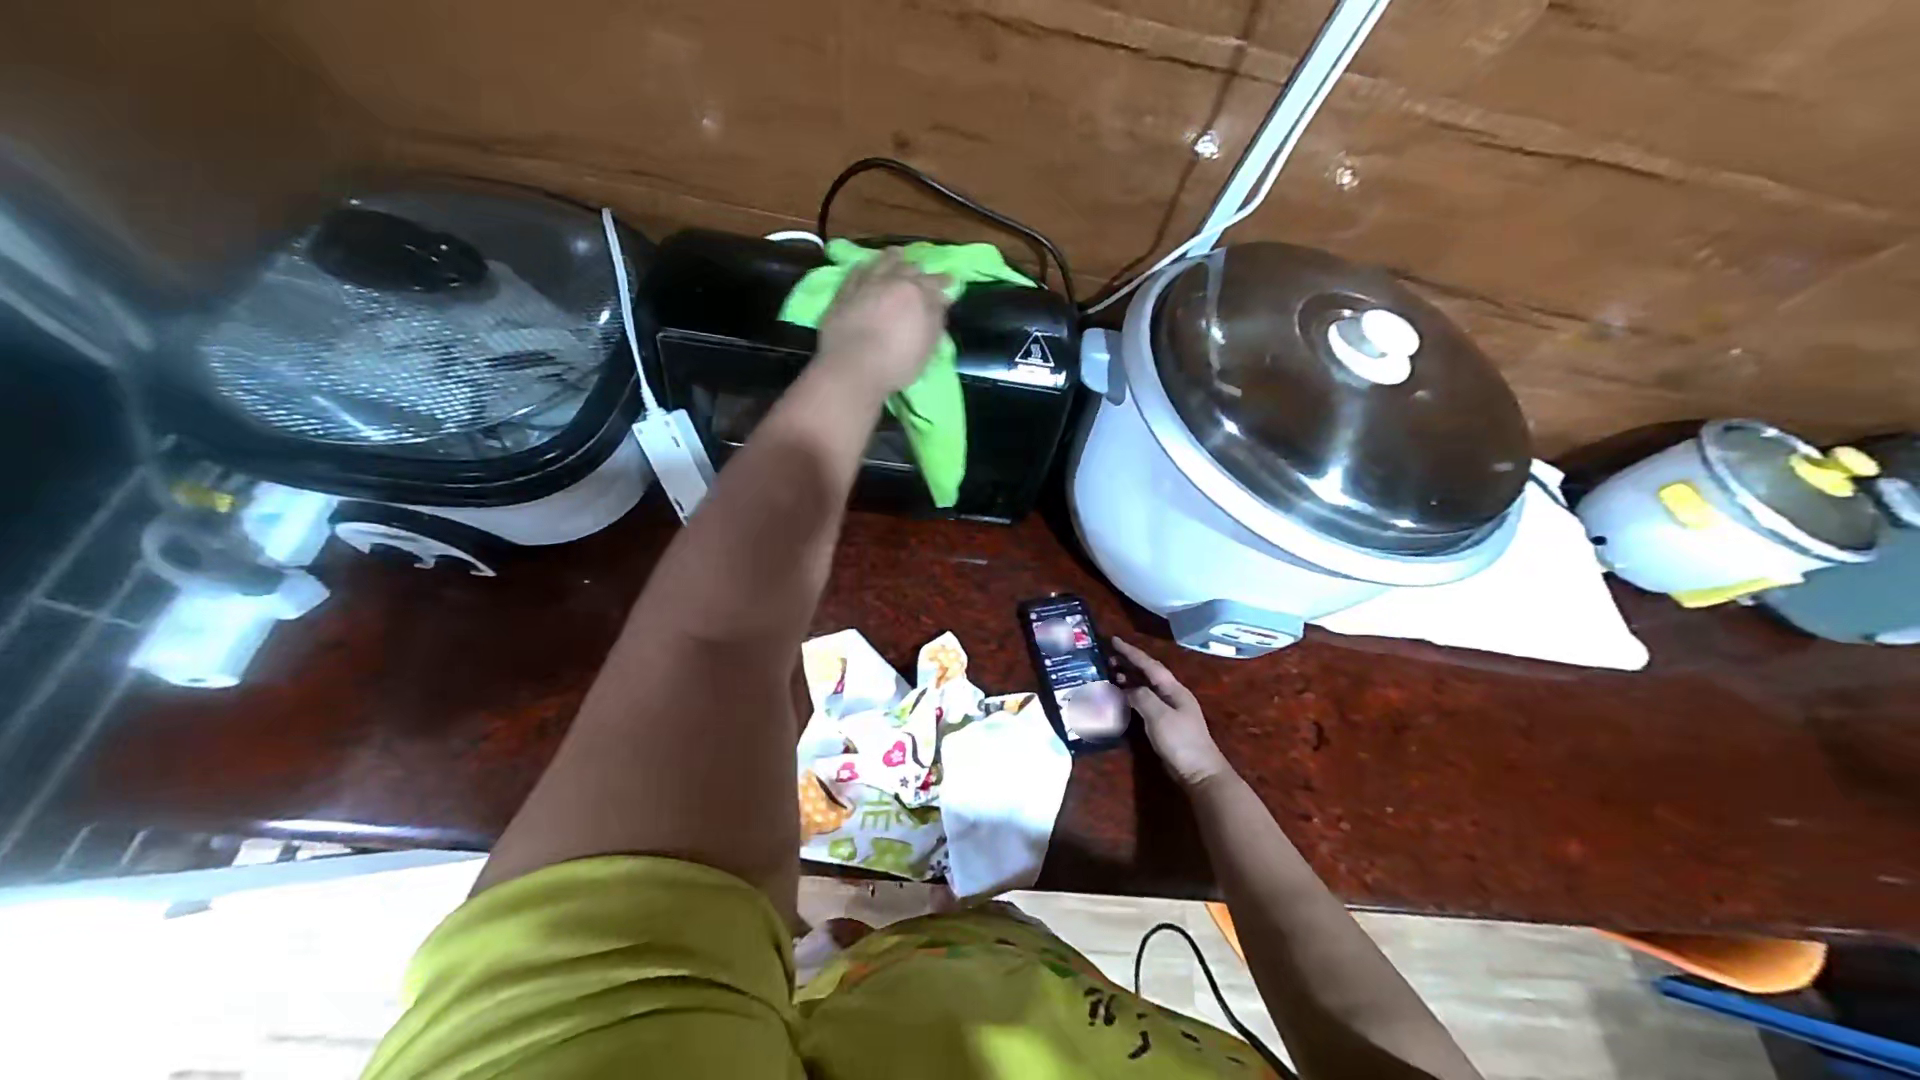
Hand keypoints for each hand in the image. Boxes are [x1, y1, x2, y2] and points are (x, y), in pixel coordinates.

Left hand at [814, 249, 953, 395]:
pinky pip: (856, 273)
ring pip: (882, 263)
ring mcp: (866, 284)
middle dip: (918, 270)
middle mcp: (892, 281)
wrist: (852, 367)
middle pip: (909, 269)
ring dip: (892, 257)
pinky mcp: (844, 293)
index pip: (934, 283)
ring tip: (897, 254)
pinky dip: (864, 267)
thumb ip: (935, 319)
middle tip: (922, 270)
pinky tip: (865, 266)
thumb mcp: (927, 346)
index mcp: (917, 293)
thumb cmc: (897, 362)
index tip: (949, 281)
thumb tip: (942, 300)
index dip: (943, 282)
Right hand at [1111, 636, 1232, 789]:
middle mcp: (1171, 695)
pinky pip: (1143, 702)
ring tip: (1110, 674)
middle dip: (1128, 663)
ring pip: (1145, 687)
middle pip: (1148, 673)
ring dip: (1128, 679)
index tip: (1113, 640)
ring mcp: (1168, 710)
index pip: (1149, 665)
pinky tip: (1120, 698)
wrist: (1199, 772)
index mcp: (1173, 689)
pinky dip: (1130, 696)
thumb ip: (1141, 697)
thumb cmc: (1181, 741)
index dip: (1131, 652)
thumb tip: (1127, 689)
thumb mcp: (1159, 715)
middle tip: (1107, 658)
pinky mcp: (1163, 724)